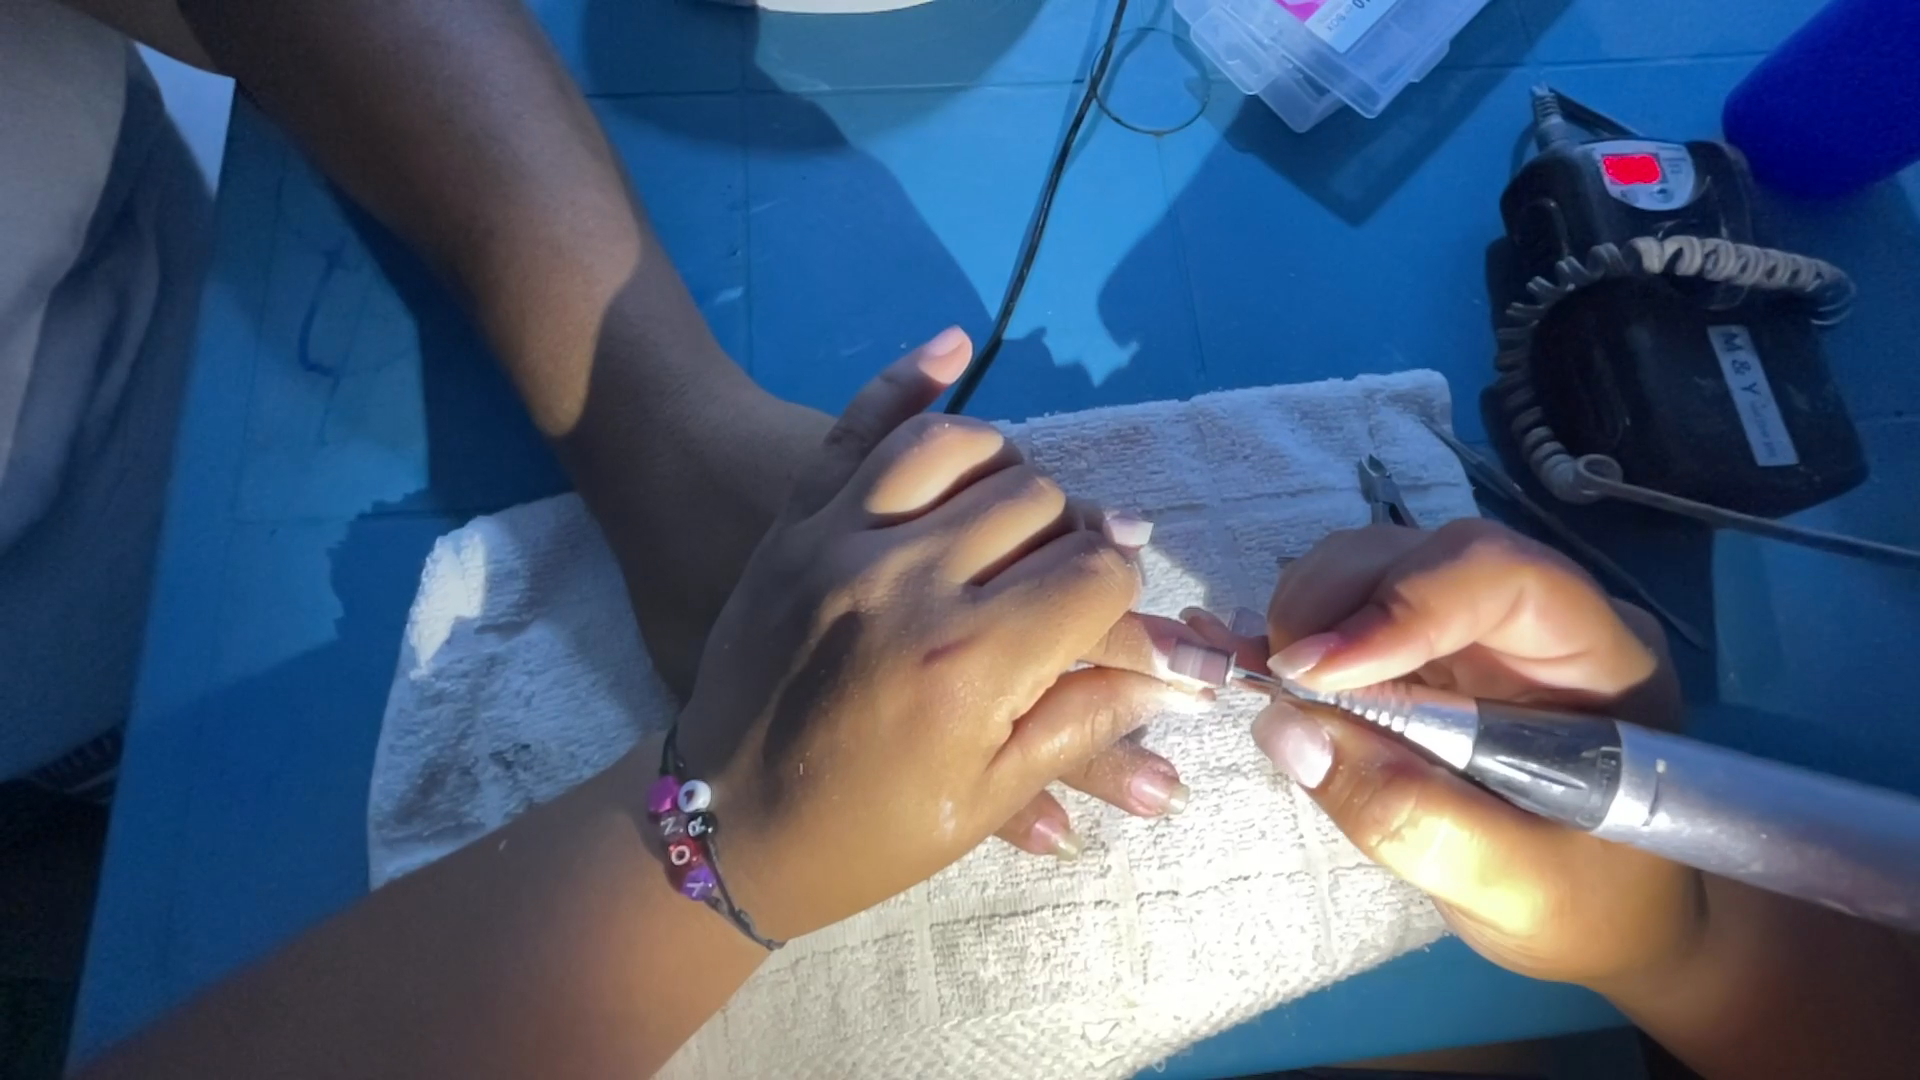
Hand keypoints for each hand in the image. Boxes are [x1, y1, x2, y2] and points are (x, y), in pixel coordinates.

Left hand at [675, 329, 1208, 939]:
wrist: (719, 826)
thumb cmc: (860, 834)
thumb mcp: (978, 802)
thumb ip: (1080, 727)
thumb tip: (1170, 680)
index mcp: (966, 663)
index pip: (1094, 575)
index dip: (1125, 589)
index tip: (1119, 611)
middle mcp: (911, 580)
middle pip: (1041, 501)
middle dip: (1079, 534)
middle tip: (1075, 569)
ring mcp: (844, 537)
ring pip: (966, 446)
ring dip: (1012, 468)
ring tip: (1020, 507)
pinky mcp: (798, 521)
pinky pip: (859, 427)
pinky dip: (910, 378)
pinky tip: (953, 345)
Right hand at [1187, 520, 1697, 989]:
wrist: (1573, 897)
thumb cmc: (1577, 899)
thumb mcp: (1512, 884)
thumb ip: (1410, 814)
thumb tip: (1286, 727)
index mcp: (1590, 655)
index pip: (1497, 575)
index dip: (1399, 606)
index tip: (1314, 675)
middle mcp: (1518, 613)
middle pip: (1410, 555)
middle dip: (1329, 607)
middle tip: (1283, 682)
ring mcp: (1453, 615)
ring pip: (1360, 563)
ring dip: (1301, 614)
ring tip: (1281, 687)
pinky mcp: (1399, 635)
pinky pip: (1330, 597)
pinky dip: (1284, 627)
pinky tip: (1261, 667)